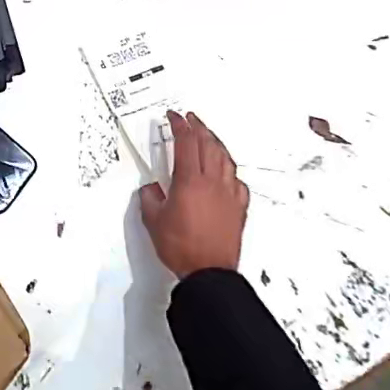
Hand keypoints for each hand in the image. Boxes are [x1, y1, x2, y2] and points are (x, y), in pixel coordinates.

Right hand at [139, 111, 248, 277]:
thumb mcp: (154, 221)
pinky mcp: (239, 207)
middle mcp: (212, 182)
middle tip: (192, 119)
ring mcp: (229, 193)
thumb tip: (150, 189)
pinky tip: (226, 172)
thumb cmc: (183, 248)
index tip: (174, 117)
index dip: (180, 125)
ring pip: (225, 158)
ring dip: (215, 143)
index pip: (186, 141)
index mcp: (190, 180)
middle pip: (208, 143)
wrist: (209, 272)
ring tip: (209, 138)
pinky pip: (236, 180)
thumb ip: (150, 199)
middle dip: (199, 127)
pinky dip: (229, 170)